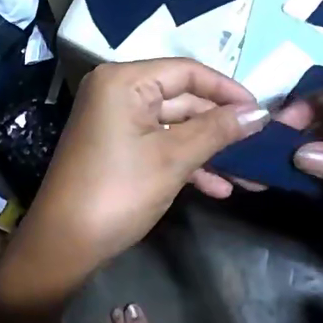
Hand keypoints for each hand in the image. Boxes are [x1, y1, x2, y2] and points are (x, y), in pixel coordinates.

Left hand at [29, 58, 267, 270]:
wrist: (61, 250)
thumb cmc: (117, 192)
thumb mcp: (174, 159)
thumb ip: (219, 129)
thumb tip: (261, 112)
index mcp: (125, 81)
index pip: (188, 71)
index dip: (227, 90)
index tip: (261, 111)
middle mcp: (119, 92)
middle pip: (184, 99)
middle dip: (223, 126)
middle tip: (259, 144)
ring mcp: (118, 121)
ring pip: (177, 125)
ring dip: (211, 149)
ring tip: (248, 174)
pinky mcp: (119, 147)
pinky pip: (162, 143)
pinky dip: (189, 162)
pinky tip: (220, 187)